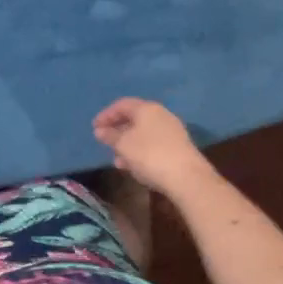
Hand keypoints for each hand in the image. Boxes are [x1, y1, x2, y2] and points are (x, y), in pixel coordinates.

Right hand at [93, 97, 214, 192]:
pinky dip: (141, 152)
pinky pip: (154, 145)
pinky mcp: (179, 148)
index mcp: (146, 108)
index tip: (94, 128)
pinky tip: (135, 167)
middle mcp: (161, 115)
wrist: (188, 178)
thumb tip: (100, 131)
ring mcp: (173, 132)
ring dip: (129, 145)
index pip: (122, 105)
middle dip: (118, 131)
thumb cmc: (150, 155)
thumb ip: (110, 136)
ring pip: (144, 134)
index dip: (106, 115)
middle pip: (134, 119)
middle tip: (106, 142)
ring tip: (118, 160)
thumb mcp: (123, 145)